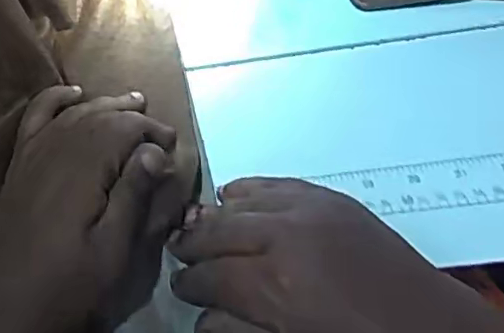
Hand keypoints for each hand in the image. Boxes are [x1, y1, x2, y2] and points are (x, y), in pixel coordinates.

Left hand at [0, 86, 184, 332]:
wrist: (9, 299)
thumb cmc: (69, 282)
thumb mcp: (113, 251)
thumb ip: (133, 196)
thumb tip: (154, 151)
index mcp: (84, 167)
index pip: (121, 129)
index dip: (149, 130)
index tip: (173, 142)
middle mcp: (58, 146)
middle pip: (98, 116)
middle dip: (130, 115)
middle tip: (158, 124)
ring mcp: (35, 149)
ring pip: (73, 111)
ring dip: (102, 103)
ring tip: (129, 101)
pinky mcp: (21, 158)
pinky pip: (37, 113)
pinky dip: (55, 97)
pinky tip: (72, 92)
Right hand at [170, 179, 503, 332]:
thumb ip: (249, 331)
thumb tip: (205, 319)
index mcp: (280, 286)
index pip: (214, 277)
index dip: (191, 285)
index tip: (179, 288)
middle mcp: (285, 235)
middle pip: (217, 232)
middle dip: (192, 246)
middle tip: (176, 255)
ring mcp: (306, 208)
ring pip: (238, 201)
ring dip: (216, 217)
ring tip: (201, 229)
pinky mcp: (326, 196)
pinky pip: (270, 184)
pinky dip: (246, 192)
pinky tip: (234, 200)